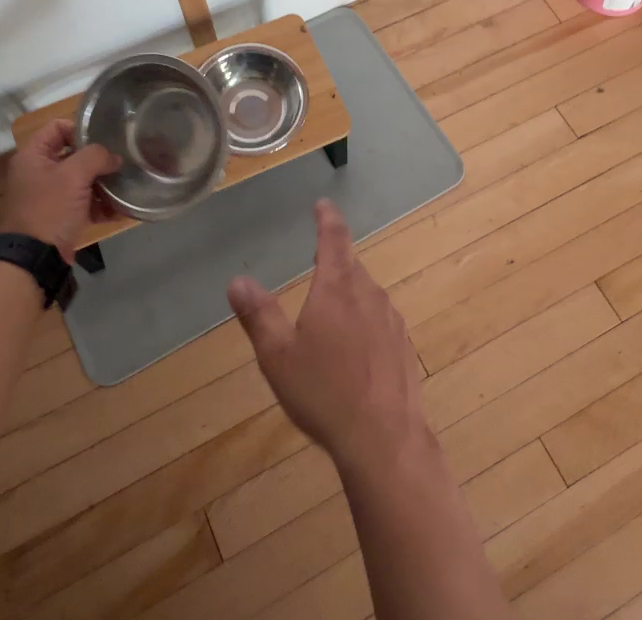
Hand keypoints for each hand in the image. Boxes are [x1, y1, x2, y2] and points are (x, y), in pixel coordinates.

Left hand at [0, 120, 119, 260]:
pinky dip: (100, 205)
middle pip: (73, 155)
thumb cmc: (50, 209)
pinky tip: (120, 210)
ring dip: (103, 184)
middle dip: (99, 160)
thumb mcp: (73, 176)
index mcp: (34, 156)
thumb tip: (113, 157)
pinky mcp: (60, 215)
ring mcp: (50, 195)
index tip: (105, 140)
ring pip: (82, 180)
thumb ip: (95, 156)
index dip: (81, 130)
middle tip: (121, 162)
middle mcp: (39, 171)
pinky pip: (84, 203)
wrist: (36, 257)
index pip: (58, 127)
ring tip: (125, 187)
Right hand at [227, 200, 428, 471]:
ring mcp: (391, 321)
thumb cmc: (323, 391)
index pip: (333, 240)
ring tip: (329, 316)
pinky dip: (363, 322)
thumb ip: (258, 315)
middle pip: (350, 268)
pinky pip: (378, 321)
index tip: (323, 204)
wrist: (383, 437)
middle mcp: (369, 295)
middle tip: (316, 267)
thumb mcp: (277, 354)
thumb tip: (237, 280)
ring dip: (348, 295)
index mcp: (337, 289)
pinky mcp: (403, 347)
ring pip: (366, 295)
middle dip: (334, 263)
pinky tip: (353, 351)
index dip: (326, 219)